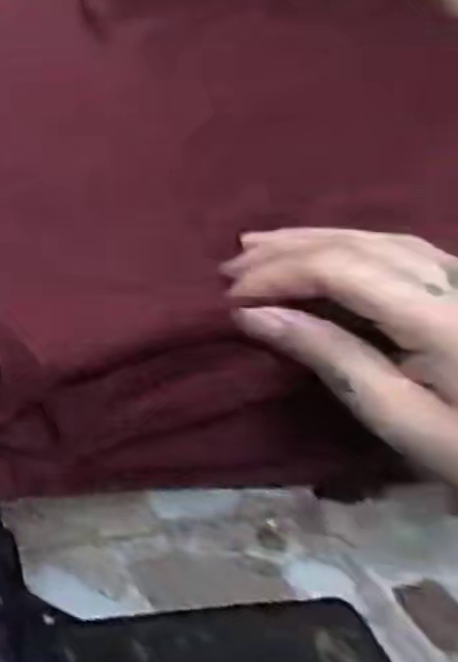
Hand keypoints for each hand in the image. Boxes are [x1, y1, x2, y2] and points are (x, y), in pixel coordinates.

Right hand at [226, 228, 457, 482]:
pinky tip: (321, 252)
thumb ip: (332, 359)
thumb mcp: (405, 420)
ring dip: (314, 240)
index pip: (342, 269)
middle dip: (285, 251)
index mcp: (447, 323)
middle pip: (365, 246)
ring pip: (391, 241)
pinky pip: (415, 252)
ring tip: (256, 247)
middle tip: (226, 271)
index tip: (229, 300)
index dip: (275, 275)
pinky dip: (353, 245)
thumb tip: (252, 314)